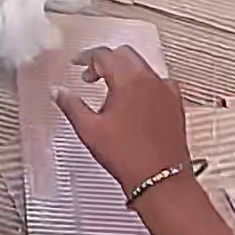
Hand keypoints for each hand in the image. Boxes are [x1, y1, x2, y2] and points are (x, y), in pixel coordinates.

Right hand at [53, 46, 189, 190]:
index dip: (86, 57)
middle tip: (90, 74)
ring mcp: (167, 92)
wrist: (160, 179)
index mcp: (129, 81)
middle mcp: (151, 81)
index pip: (104, 55)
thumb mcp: (89, 129)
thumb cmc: (129, 157)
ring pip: (142, 67)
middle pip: (125, 55)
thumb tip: (59, 92)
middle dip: (105, 60)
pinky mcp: (175, 105)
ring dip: (123, 71)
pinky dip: (142, 83)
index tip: (78, 62)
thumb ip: (71, 105)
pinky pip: (157, 82)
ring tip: (109, 89)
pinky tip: (133, 100)